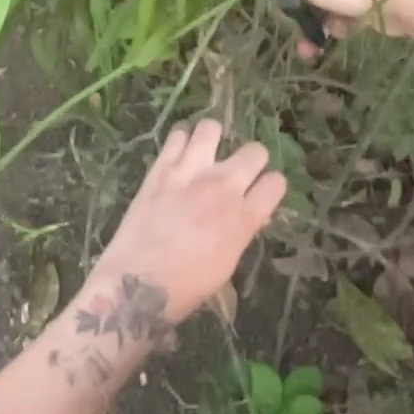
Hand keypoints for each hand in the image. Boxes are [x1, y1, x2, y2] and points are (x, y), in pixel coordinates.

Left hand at [83, 119, 285, 325]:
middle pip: (255, 151)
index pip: (276, 183)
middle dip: (252, 159)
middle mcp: (222, 187)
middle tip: (239, 169)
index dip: (272, 185)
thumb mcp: (227, 262)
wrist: (138, 282)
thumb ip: (241, 230)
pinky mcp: (161, 166)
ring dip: (214, 138)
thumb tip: (250, 213)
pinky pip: (177, 134)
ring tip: (207, 149)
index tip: (264, 190)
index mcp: (244, 217)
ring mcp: (190, 172)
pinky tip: (180, 150)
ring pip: (212, 128)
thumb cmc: (186, 285)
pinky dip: (182, 138)